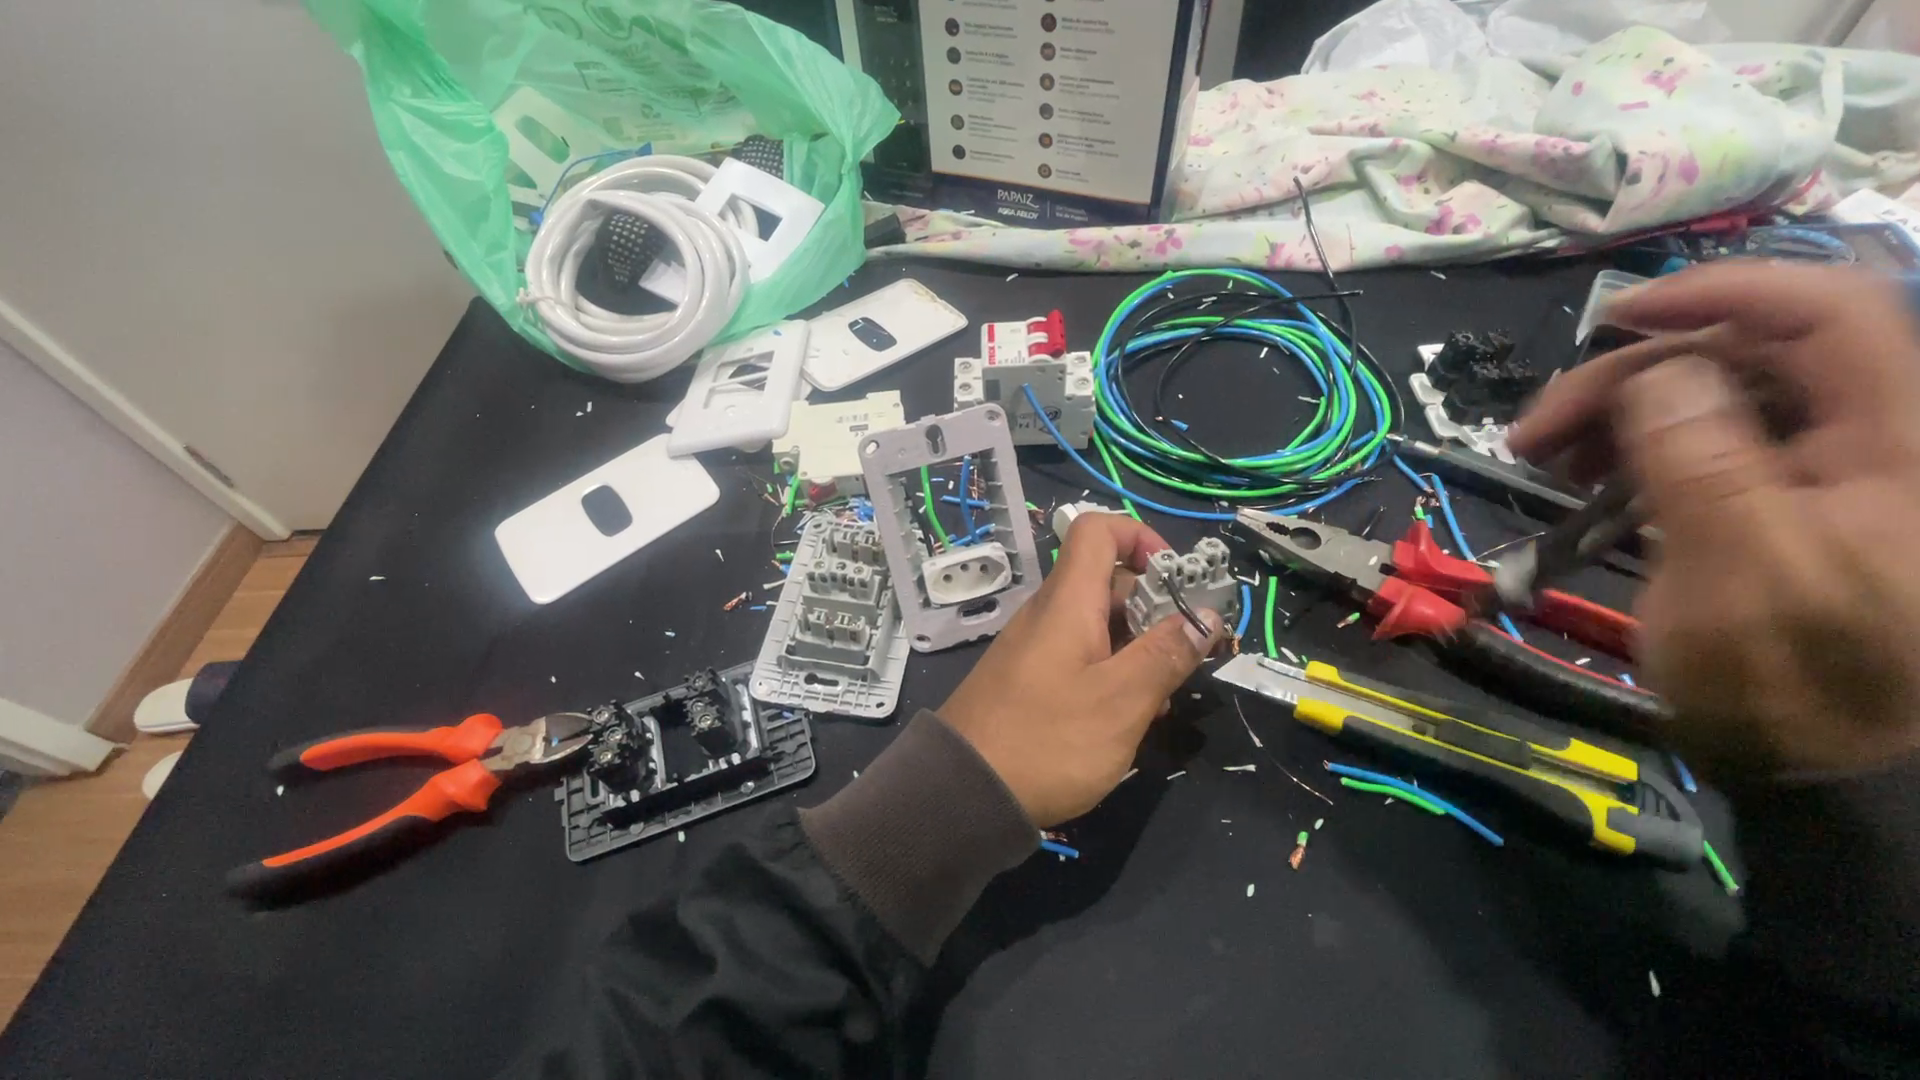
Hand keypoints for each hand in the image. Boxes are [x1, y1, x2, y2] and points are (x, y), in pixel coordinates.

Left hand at [939, 513, 1223, 824]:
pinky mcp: (1032, 681)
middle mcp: (1050, 614)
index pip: (1098, 530)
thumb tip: (1205, 616)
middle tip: (1191, 655)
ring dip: (1140, 650)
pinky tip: (1133, 718)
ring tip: (1165, 698)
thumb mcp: (1121, 701)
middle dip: (1156, 609)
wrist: (963, 793)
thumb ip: (1166, 655)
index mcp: (1068, 601)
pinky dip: (1114, 674)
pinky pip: (1082, 659)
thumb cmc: (1048, 740)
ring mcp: (1038, 649)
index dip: (1142, 538)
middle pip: (1108, 582)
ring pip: (1100, 627)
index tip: (1178, 580)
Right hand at [1511, 262, 1919, 774]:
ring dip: (1614, 415)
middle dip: (1626, 378)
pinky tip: (1580, 477)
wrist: (1831, 768)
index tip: (1612, 319)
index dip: (1718, 293)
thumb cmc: (1795, 678)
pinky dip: (1628, 450)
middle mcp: (1860, 436)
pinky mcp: (1769, 501)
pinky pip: (1696, 443)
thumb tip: (1664, 370)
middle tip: (1535, 431)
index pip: (1825, 313)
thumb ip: (1708, 463)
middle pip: (1742, 355)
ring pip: (1708, 397)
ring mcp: (1814, 470)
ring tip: (1543, 457)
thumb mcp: (1745, 574)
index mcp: (1894, 438)